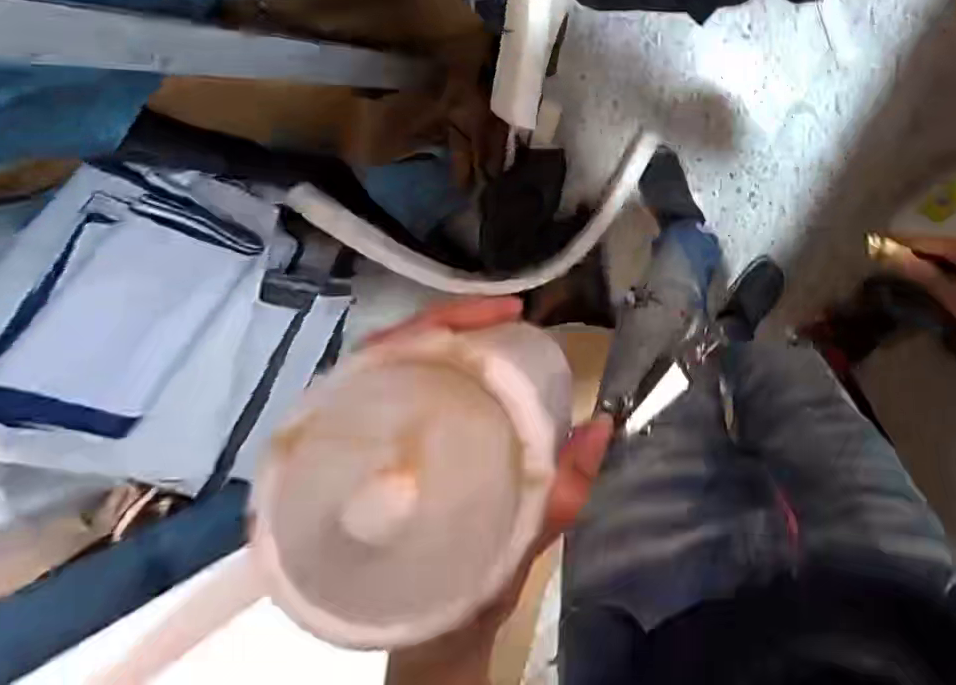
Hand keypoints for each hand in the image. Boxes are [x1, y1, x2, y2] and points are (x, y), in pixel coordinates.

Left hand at [369, 299, 614, 684]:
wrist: (433, 641)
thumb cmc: (454, 604)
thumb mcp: (506, 555)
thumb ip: (554, 498)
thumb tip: (600, 427)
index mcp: (354, 464)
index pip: (382, 360)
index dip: (437, 325)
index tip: (501, 314)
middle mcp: (357, 439)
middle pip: (398, 352)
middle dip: (456, 323)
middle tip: (513, 316)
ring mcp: (377, 439)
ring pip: (410, 365)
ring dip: (458, 339)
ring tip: (508, 327)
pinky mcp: (400, 443)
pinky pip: (424, 387)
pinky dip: (459, 365)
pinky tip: (492, 361)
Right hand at [880, 236, 955, 364]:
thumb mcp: (955, 299)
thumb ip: (924, 276)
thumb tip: (891, 257)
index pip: (924, 241)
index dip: (900, 246)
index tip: (877, 249)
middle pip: (940, 246)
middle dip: (918, 255)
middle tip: (894, 269)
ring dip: (937, 264)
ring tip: (919, 279)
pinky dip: (955, 270)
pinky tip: (951, 286)